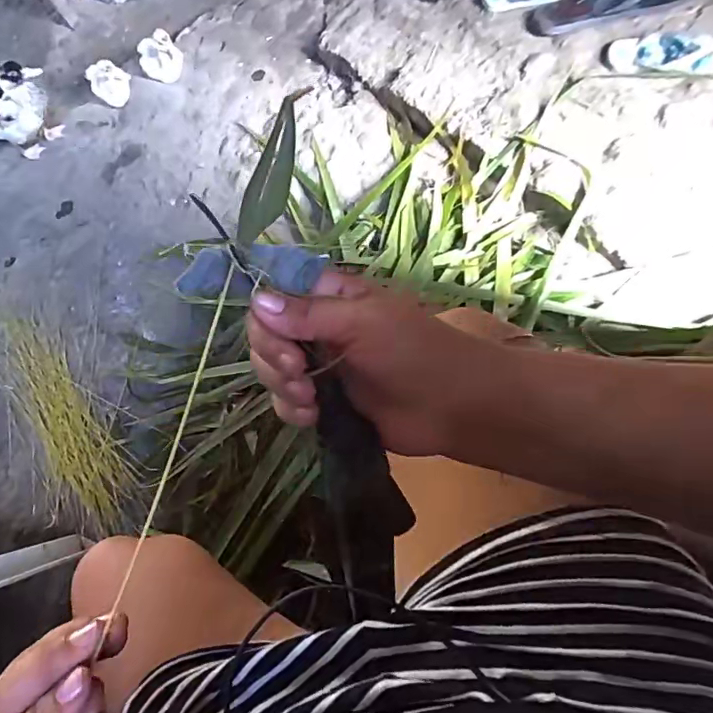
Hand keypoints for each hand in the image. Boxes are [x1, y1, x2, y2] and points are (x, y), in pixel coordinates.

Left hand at [0, 615, 141, 712]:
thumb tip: (88, 684)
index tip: (87, 679)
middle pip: (0, 704)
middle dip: (49, 662)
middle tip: (95, 631)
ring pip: (11, 682)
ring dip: (56, 648)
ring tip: (100, 625)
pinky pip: (26, 678)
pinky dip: (57, 653)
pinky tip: (88, 635)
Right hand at [247, 271, 511, 458]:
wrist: (455, 406)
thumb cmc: (416, 350)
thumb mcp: (363, 322)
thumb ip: (308, 314)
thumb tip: (257, 301)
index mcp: (327, 297)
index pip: (273, 297)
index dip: (266, 321)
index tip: (283, 344)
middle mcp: (317, 327)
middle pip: (265, 336)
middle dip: (273, 358)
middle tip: (299, 373)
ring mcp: (319, 365)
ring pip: (271, 370)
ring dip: (281, 385)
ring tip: (310, 399)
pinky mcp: (323, 401)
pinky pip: (286, 401)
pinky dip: (291, 409)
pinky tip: (313, 416)